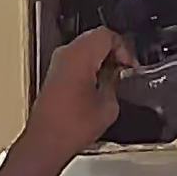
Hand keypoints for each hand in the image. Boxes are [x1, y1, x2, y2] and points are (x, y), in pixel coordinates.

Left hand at [14, 27, 132, 168]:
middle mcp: (66, 53)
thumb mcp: (107, 106)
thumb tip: (114, 76)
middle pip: (94, 36)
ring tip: (113, 76)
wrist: (46, 140)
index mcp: (80, 56)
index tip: (130, 64)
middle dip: (113, 49)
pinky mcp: (54, 72)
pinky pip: (75, 57)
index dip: (123, 47)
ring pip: (84, 45)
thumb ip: (114, 83)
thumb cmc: (72, 126)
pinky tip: (97, 82)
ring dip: (100, 56)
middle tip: (125, 67)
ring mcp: (57, 61)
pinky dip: (89, 63)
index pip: (106, 34)